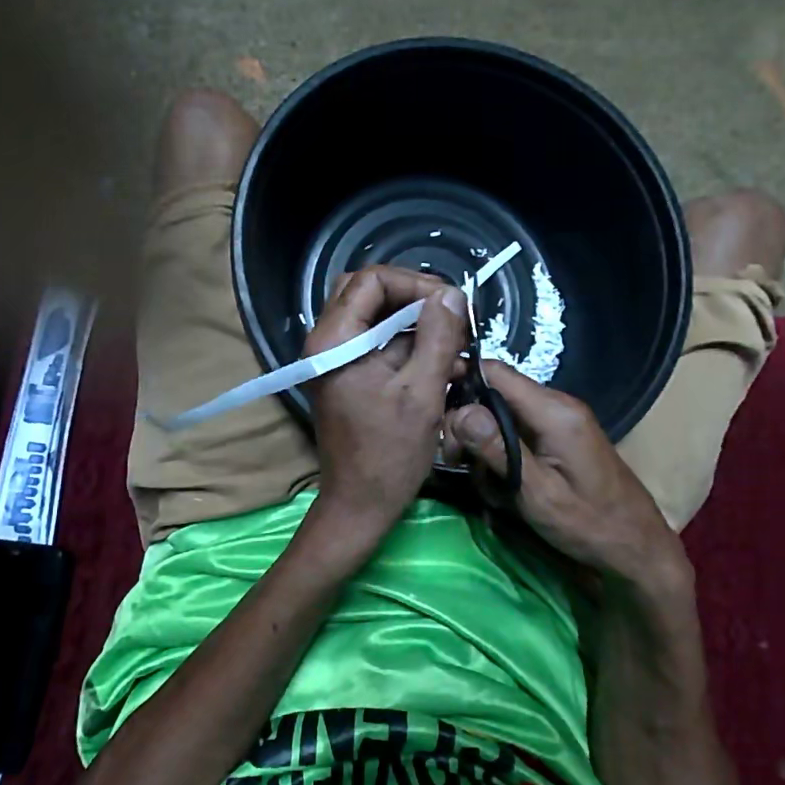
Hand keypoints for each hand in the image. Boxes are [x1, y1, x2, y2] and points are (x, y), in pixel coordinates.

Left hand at [302, 266, 467, 534]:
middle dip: (415, 300)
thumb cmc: (388, 453)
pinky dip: (411, 349)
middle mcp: (326, 343)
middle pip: (369, 293)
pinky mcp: (348, 376)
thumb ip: (437, 337)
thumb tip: (451, 295)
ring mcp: (335, 360)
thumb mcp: (422, 392)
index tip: (452, 306)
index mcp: (333, 341)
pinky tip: (447, 366)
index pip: (371, 280)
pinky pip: (379, 346)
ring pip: (376, 319)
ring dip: (417, 327)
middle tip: (452, 318)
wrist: (359, 504)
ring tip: (458, 347)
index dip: (415, 283)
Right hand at [443, 362, 687, 592]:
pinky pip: (515, 434)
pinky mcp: (557, 439)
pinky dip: (501, 457)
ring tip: (489, 486)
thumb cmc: (589, 525)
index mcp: (554, 411)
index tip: (434, 414)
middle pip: (493, 394)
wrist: (637, 550)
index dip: (459, 381)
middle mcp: (556, 406)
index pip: (495, 372)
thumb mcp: (537, 493)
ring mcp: (557, 422)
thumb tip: (460, 412)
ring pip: (500, 417)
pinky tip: (504, 488)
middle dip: (468, 426)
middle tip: (457, 464)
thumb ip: (498, 450)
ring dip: (484, 448)